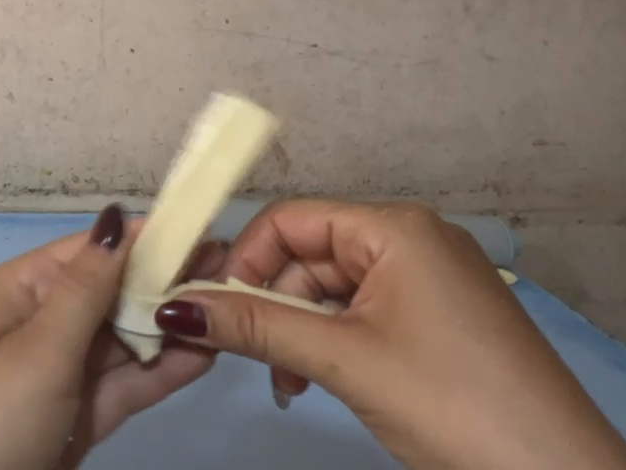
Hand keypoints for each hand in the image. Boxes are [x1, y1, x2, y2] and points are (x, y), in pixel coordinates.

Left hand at [0, 205, 216, 469]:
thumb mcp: (40, 346)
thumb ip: (88, 288)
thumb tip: (115, 215)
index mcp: (23, 288)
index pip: (92, 251)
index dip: (145, 239)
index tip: (204, 231)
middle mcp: (43, 319)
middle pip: (111, 291)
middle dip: (165, 281)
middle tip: (233, 271)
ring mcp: (61, 370)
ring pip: (123, 337)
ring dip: (170, 325)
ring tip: (229, 308)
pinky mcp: (76, 415)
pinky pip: (124, 381)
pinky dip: (160, 369)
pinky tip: (202, 355)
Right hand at [152, 199, 625, 469]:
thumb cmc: (454, 406)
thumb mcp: (343, 360)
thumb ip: (253, 325)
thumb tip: (171, 306)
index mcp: (395, 228)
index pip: (290, 219)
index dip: (246, 259)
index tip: (217, 307)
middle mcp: (414, 241)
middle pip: (309, 255)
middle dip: (273, 304)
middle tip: (253, 357)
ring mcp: (433, 282)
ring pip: (332, 290)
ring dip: (298, 331)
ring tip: (288, 381)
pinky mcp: (443, 322)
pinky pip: (363, 314)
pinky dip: (332, 343)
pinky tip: (318, 380)